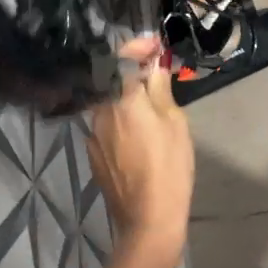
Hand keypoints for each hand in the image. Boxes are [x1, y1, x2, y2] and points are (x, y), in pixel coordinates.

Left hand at [89, 38, 194, 251]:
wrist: (148, 221)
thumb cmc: (168, 166)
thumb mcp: (174, 121)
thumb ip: (160, 88)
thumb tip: (155, 65)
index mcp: (120, 100)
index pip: (120, 58)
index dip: (137, 46)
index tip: (155, 46)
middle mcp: (100, 114)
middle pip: (110, 80)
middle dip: (132, 70)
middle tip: (156, 71)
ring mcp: (93, 136)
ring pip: (108, 103)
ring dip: (126, 94)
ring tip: (151, 99)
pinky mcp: (94, 156)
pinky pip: (106, 125)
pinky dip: (121, 116)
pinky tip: (139, 129)